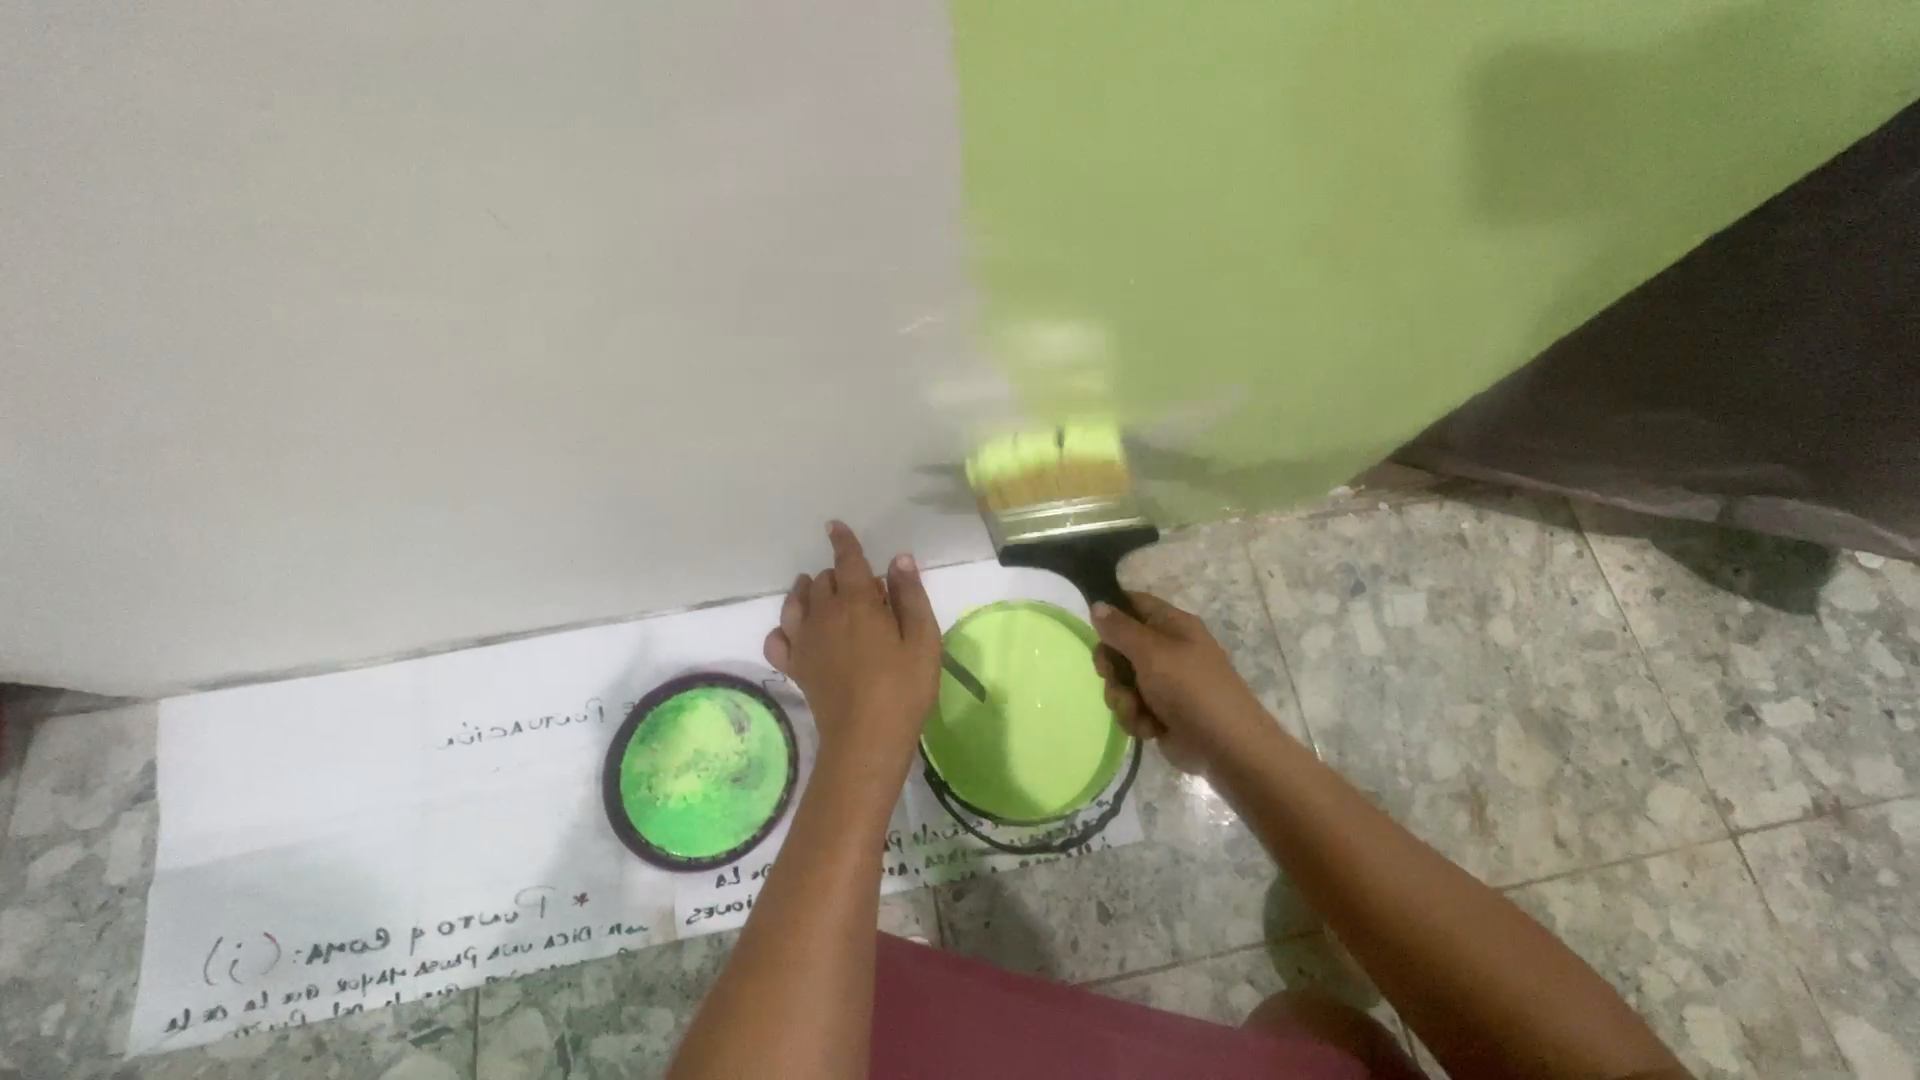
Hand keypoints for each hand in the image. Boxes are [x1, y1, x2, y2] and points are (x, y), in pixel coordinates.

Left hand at [762, 522, 941, 773]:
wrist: (866, 739)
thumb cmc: (903, 688)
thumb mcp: (923, 640)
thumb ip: (910, 596)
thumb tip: (898, 560)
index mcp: (858, 602)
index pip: (847, 561)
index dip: (843, 541)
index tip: (835, 526)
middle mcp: (825, 614)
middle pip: (823, 580)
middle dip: (839, 574)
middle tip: (864, 590)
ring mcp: (804, 641)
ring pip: (797, 601)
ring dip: (807, 590)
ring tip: (816, 589)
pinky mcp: (795, 666)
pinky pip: (778, 637)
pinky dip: (784, 627)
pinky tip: (796, 630)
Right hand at [1091, 592, 1278, 775]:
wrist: (1224, 745)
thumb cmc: (1189, 687)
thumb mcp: (1151, 652)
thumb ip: (1120, 629)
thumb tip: (1097, 604)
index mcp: (1173, 625)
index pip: (1134, 603)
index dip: (1112, 611)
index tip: (1094, 628)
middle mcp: (1167, 650)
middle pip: (1119, 647)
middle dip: (1111, 668)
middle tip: (1114, 677)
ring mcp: (1164, 682)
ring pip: (1121, 682)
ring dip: (1123, 699)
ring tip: (1137, 711)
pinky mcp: (1160, 712)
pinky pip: (1131, 708)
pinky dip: (1136, 718)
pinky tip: (1150, 728)